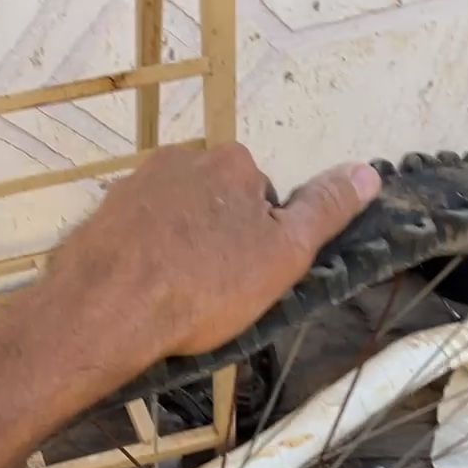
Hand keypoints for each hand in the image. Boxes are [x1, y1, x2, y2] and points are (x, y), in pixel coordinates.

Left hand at [34, 144, 380, 373]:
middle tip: (206, 292)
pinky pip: (133, 235)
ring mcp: (133, 186)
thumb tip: (367, 172)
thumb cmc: (203, 286)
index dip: (256, 243)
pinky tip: (136, 291)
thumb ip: (324, 210)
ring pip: (170, 219)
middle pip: (211, 204)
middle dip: (213, 240)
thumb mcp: (283, 254)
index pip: (258, 199)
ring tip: (169, 296)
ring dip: (175, 248)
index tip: (242, 278)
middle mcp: (180, 161)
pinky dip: (139, 257)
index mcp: (231, 163)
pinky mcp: (99, 216)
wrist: (108, 307)